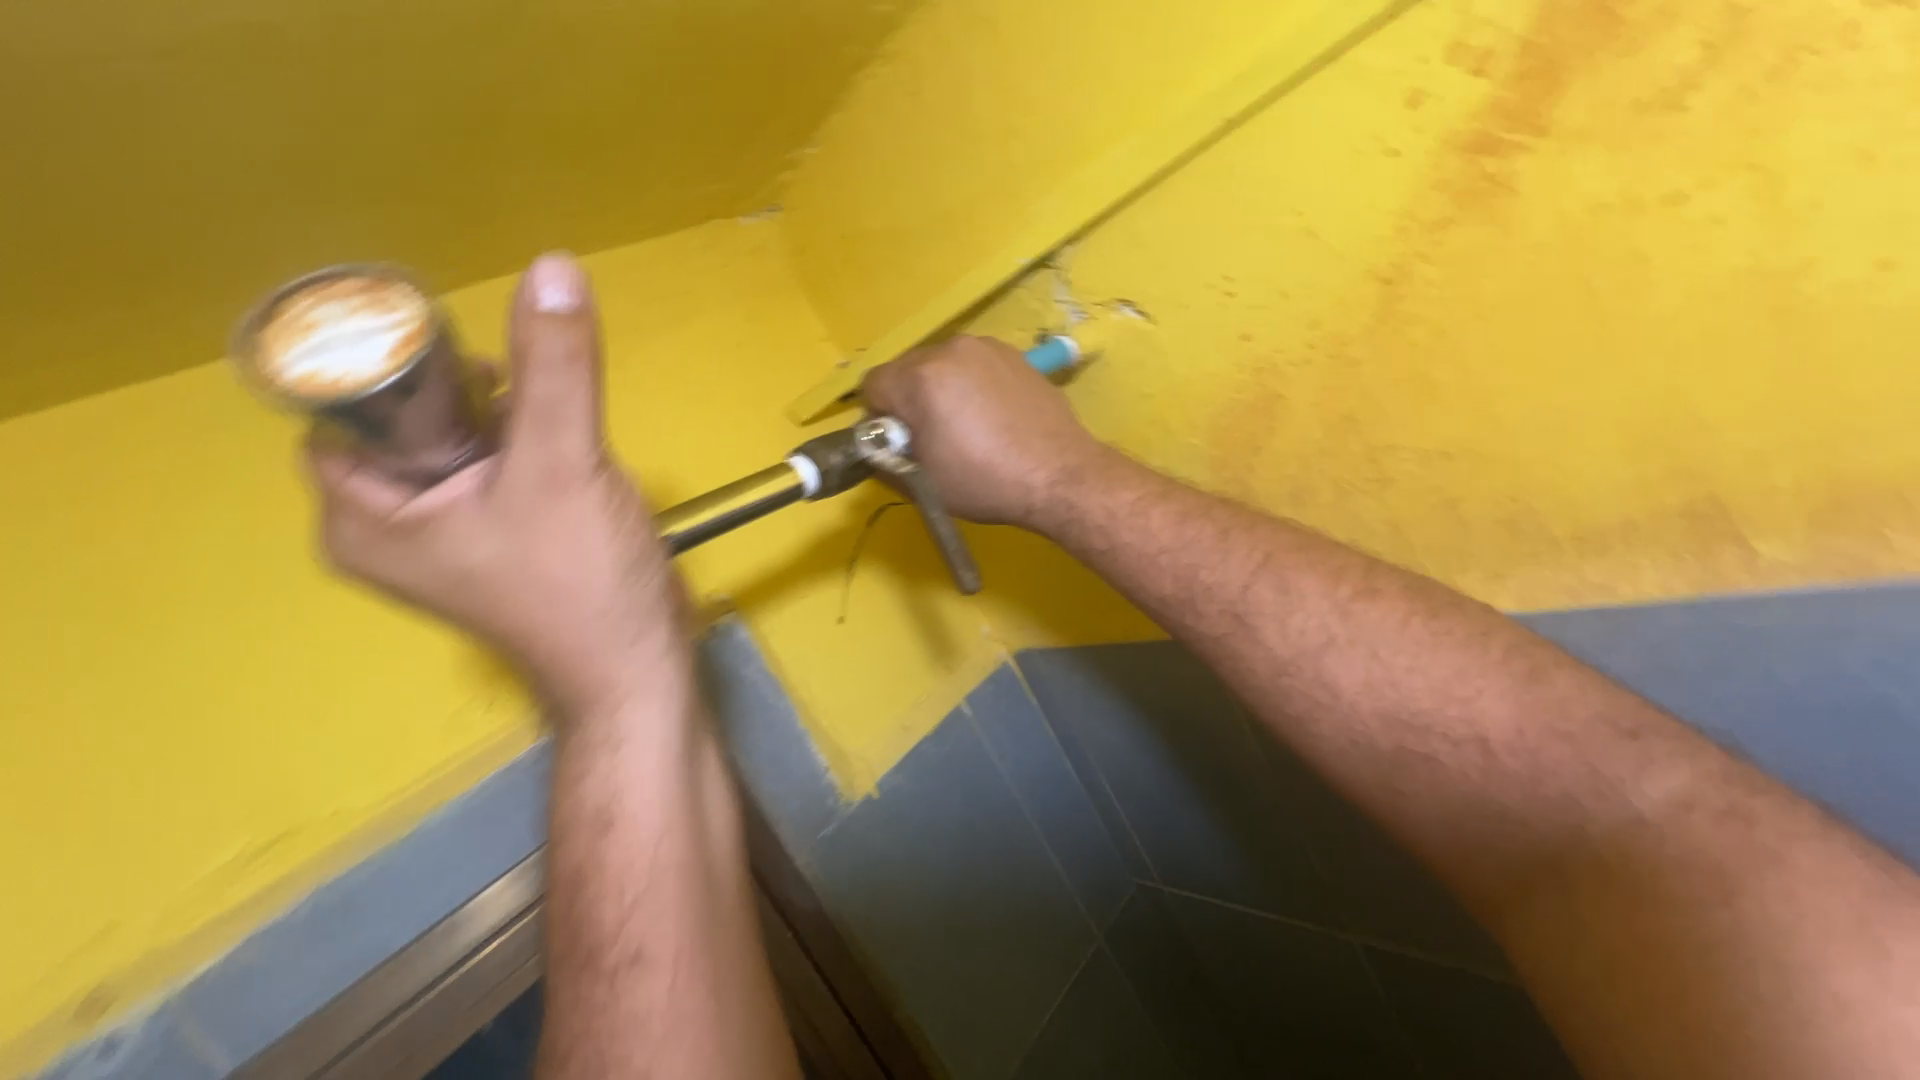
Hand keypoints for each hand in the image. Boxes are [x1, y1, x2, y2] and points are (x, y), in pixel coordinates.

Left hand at [306, 253, 679, 722]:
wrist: (639, 667)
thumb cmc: (581, 581)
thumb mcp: (564, 464)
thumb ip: (556, 367)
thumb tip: (553, 266)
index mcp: (361, 514)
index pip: (348, 401)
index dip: (405, 364)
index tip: (477, 362)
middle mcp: (388, 525)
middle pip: (408, 415)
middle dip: (468, 393)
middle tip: (526, 397)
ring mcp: (445, 537)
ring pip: (458, 438)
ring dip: (506, 416)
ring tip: (555, 428)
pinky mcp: (495, 541)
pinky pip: (492, 467)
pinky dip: (525, 446)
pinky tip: (570, 455)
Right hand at [860, 335, 1106, 529]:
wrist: (1058, 475)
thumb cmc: (984, 481)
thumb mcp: (921, 481)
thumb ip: (884, 458)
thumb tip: (880, 445)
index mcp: (921, 376)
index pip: (873, 386)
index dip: (881, 419)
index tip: (904, 445)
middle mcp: (951, 348)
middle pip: (907, 370)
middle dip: (911, 400)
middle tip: (936, 439)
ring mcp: (987, 347)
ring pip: (942, 366)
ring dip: (942, 390)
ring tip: (969, 429)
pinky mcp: (1015, 355)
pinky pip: (975, 367)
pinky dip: (973, 386)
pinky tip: (994, 419)